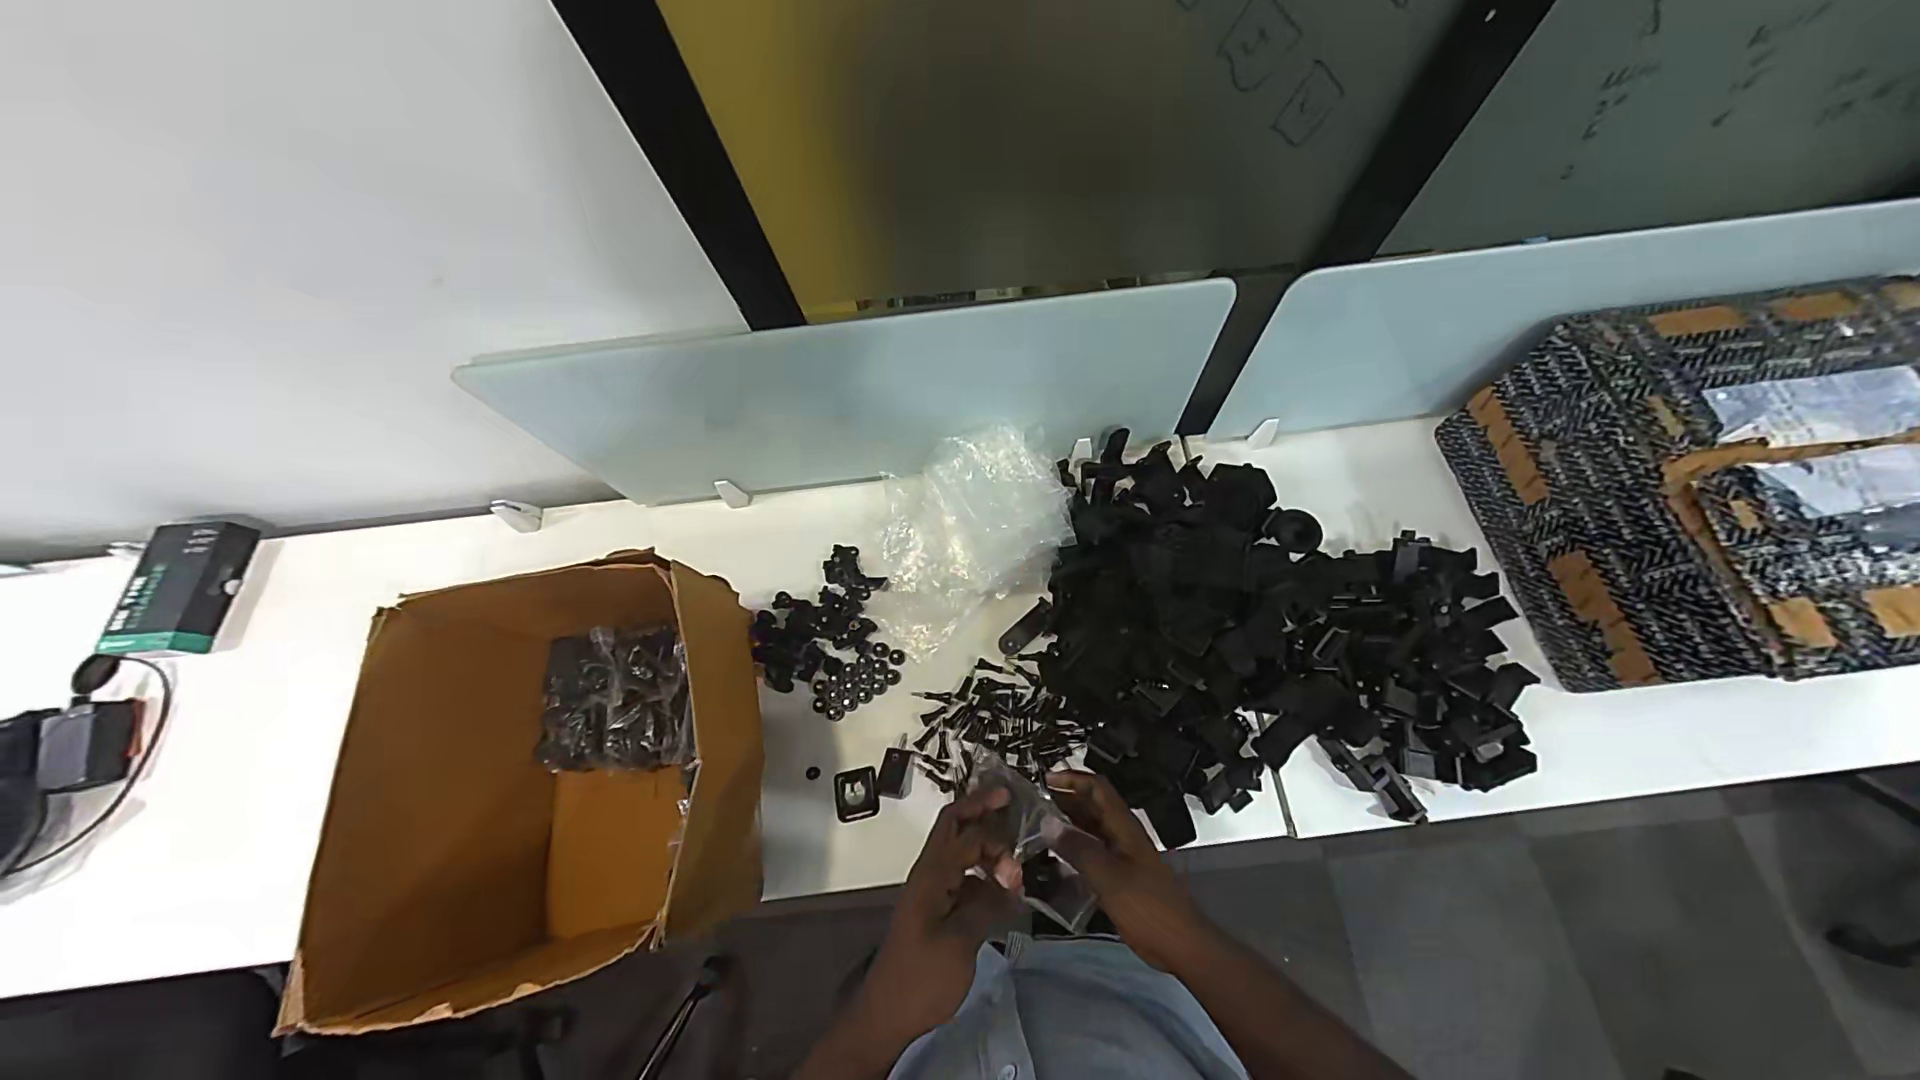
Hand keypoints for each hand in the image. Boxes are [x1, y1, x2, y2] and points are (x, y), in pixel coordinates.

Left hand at [852, 786, 1023, 1049]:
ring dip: (984, 845)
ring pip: (959, 849)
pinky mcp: (937, 908)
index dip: (993, 832)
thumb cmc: (922, 978)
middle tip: (1009, 802)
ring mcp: (932, 889)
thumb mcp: (960, 942)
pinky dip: (982, 872)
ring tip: (1013, 857)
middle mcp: (929, 873)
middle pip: (953, 825)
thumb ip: (986, 903)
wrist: (887, 1015)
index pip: (964, 832)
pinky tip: (1003, 888)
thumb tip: (1010, 879)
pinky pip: (962, 876)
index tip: (1019, 848)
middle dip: (980, 809)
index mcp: (931, 874)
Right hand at [1046, 770, 1207, 970]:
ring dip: (1068, 823)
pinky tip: (1055, 858)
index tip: (1046, 779)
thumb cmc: (1147, 906)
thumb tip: (1047, 823)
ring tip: (1039, 826)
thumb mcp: (1107, 876)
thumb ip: (1077, 848)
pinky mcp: (1121, 877)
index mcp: (1123, 826)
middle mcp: (1122, 835)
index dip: (1073, 778)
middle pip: (1093, 805)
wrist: (1180, 944)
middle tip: (1035, 802)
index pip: (1098, 788)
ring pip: (1092, 829)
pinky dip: (1074, 848)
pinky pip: (1093, 852)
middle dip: (1066, 798)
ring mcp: (1123, 856)